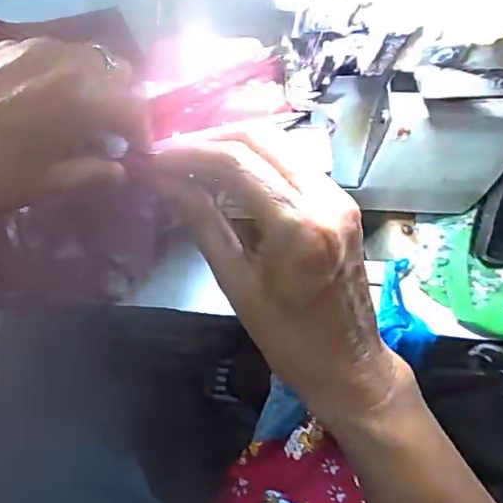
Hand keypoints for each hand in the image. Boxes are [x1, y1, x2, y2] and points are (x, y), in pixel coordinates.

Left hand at [0, 38, 148, 241]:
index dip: (139, 128)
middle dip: (111, 96)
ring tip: (58, 112)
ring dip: (75, 80)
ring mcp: (12, 45)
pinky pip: (23, 52)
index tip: (132, 148)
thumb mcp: (39, 185)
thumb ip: (88, 171)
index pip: (132, 103)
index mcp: (79, 96)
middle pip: (105, 66)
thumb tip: (118, 167)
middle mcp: (53, 57)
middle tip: (98, 129)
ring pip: (64, 53)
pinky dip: (34, 73)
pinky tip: (11, 100)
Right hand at [153, 128, 416, 429]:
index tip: (155, 158)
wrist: (348, 364)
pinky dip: (253, 159)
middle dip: (207, 139)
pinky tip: (224, 173)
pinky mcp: (340, 201)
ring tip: (189, 159)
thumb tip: (165, 183)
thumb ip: (202, 222)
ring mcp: (338, 196)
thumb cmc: (286, 336)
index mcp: (298, 226)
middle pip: (259, 139)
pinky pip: (290, 162)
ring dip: (229, 144)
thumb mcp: (235, 281)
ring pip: (277, 144)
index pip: (235, 163)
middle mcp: (325, 199)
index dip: (189, 153)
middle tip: (168, 153)